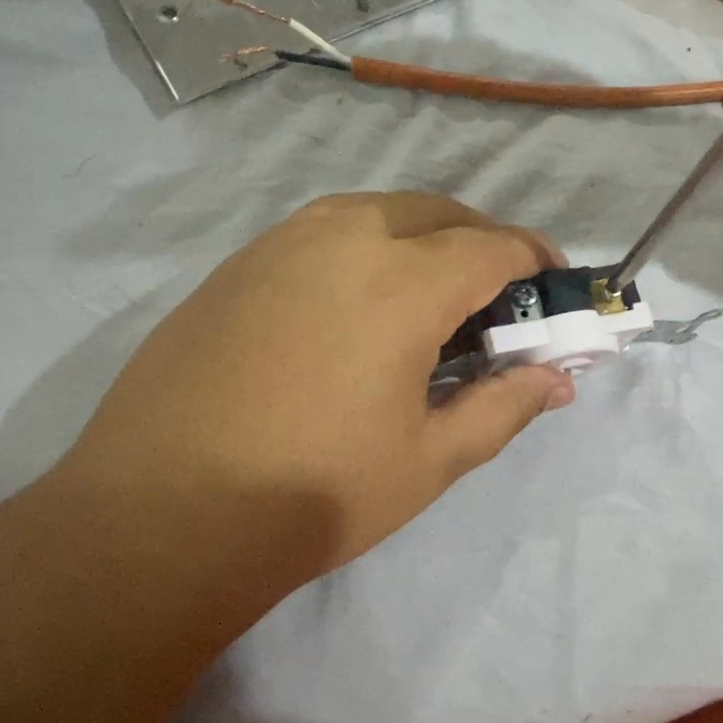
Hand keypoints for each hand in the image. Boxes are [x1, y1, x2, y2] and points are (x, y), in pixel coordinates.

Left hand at [55, 193, 575, 586]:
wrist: (166, 511)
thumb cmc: (316, 493)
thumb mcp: (430, 460)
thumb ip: (503, 407)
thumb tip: (557, 380)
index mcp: (403, 282)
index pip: (493, 247)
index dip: (535, 261)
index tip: (553, 287)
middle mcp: (343, 239)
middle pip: (437, 212)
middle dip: (481, 242)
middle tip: (494, 301)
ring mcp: (280, 245)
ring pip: (375, 212)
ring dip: (420, 238)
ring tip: (427, 301)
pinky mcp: (236, 266)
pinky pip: (321, 233)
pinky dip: (362, 250)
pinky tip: (352, 311)